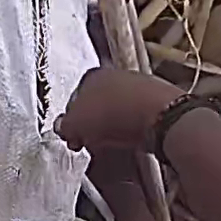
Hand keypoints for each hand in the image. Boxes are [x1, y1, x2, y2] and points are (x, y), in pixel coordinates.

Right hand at [56, 67, 179, 151]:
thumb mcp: (76, 124)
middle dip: (90, 125)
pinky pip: (135, 118)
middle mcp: (115, 75)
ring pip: (116, 111)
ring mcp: (137, 87)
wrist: (159, 115)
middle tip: (87, 143)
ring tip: (108, 145)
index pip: (73, 99)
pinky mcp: (156, 102)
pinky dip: (129, 129)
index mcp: (92, 75)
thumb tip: (62, 127)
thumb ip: (65, 126)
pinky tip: (129, 141)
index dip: (70, 121)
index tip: (71, 137)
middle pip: (95, 104)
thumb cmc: (112, 114)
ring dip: (110, 128)